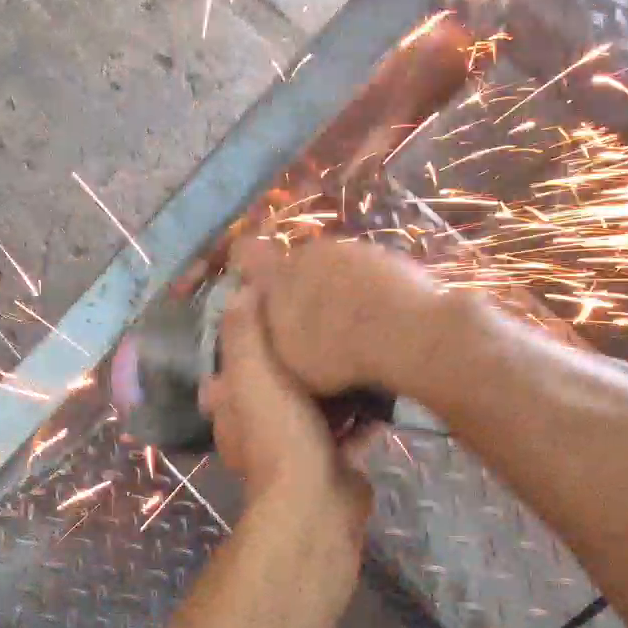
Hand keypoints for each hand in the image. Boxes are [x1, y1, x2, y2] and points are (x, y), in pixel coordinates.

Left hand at [199, 286, 372, 524]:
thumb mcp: (252, 374)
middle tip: (332, 323)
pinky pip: (351, 432)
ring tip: (362, 346)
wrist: (318, 502)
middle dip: (302, 360)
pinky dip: (365, 415)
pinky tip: (385, 388)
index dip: (252, 338)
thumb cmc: (279, 434)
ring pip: (318, 407)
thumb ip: (245, 333)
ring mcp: (298, 450)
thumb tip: (240, 289)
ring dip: (337, 386)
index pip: (235, 366)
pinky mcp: (335, 464)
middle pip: (280, 385)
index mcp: (233, 410)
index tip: (280, 307)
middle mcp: (260, 430)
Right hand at [231, 238, 490, 403]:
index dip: (240, 267)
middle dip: (291, 291)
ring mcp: (354, 252)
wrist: (412, 336)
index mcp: (279, 274)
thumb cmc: (336, 355)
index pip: (244, 253)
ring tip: (345, 333)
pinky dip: (363, 298)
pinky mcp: (391, 260)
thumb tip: (215, 374)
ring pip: (330, 271)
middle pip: (291, 266)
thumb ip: (253, 354)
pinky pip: (365, 278)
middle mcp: (312, 252)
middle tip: (302, 331)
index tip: (245, 288)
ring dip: (330, 295)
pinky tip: (375, 328)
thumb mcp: (279, 364)